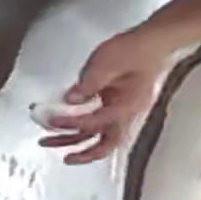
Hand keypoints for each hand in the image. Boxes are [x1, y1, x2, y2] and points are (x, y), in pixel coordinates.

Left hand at [40, 28, 175, 163]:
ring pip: (99, 134)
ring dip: (73, 140)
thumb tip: (70, 101)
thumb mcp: (105, 63)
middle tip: (65, 159)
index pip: (97, 123)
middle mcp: (127, 113)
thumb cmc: (132, 50)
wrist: (154, 40)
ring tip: (46, 141)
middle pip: (107, 143)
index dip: (73, 124)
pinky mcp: (116, 104)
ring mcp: (123, 109)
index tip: (52, 121)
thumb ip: (87, 84)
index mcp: (127, 105)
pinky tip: (60, 125)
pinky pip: (97, 123)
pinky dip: (78, 127)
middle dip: (85, 153)